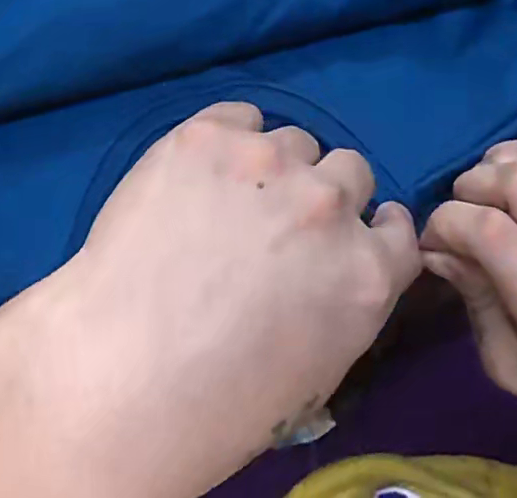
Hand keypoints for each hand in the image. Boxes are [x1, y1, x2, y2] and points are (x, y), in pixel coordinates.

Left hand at [21, 102, 421, 493]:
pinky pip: (239, 116)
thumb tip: (329, 266)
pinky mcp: (209, 134)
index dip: (372, 225)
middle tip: (277, 219)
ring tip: (225, 197)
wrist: (119, 370)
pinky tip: (198, 169)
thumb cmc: (217, 401)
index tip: (350, 230)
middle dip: (322, 192)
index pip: (397, 225)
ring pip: (295, 141)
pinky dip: (228, 137)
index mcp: (367, 271)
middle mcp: (330, 204)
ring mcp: (270, 161)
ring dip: (274, 167)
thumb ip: (342, 298)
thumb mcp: (315, 367)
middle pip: (350, 169)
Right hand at [419, 139, 516, 444]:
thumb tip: (436, 248)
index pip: (495, 236)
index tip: (431, 241)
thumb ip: (474, 301)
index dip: (448, 223)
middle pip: (516, 183)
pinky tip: (499, 185)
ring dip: (488, 171)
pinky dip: (511, 158)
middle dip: (468, 188)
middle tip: (454, 217)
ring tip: (477, 201)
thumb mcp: (509, 369)